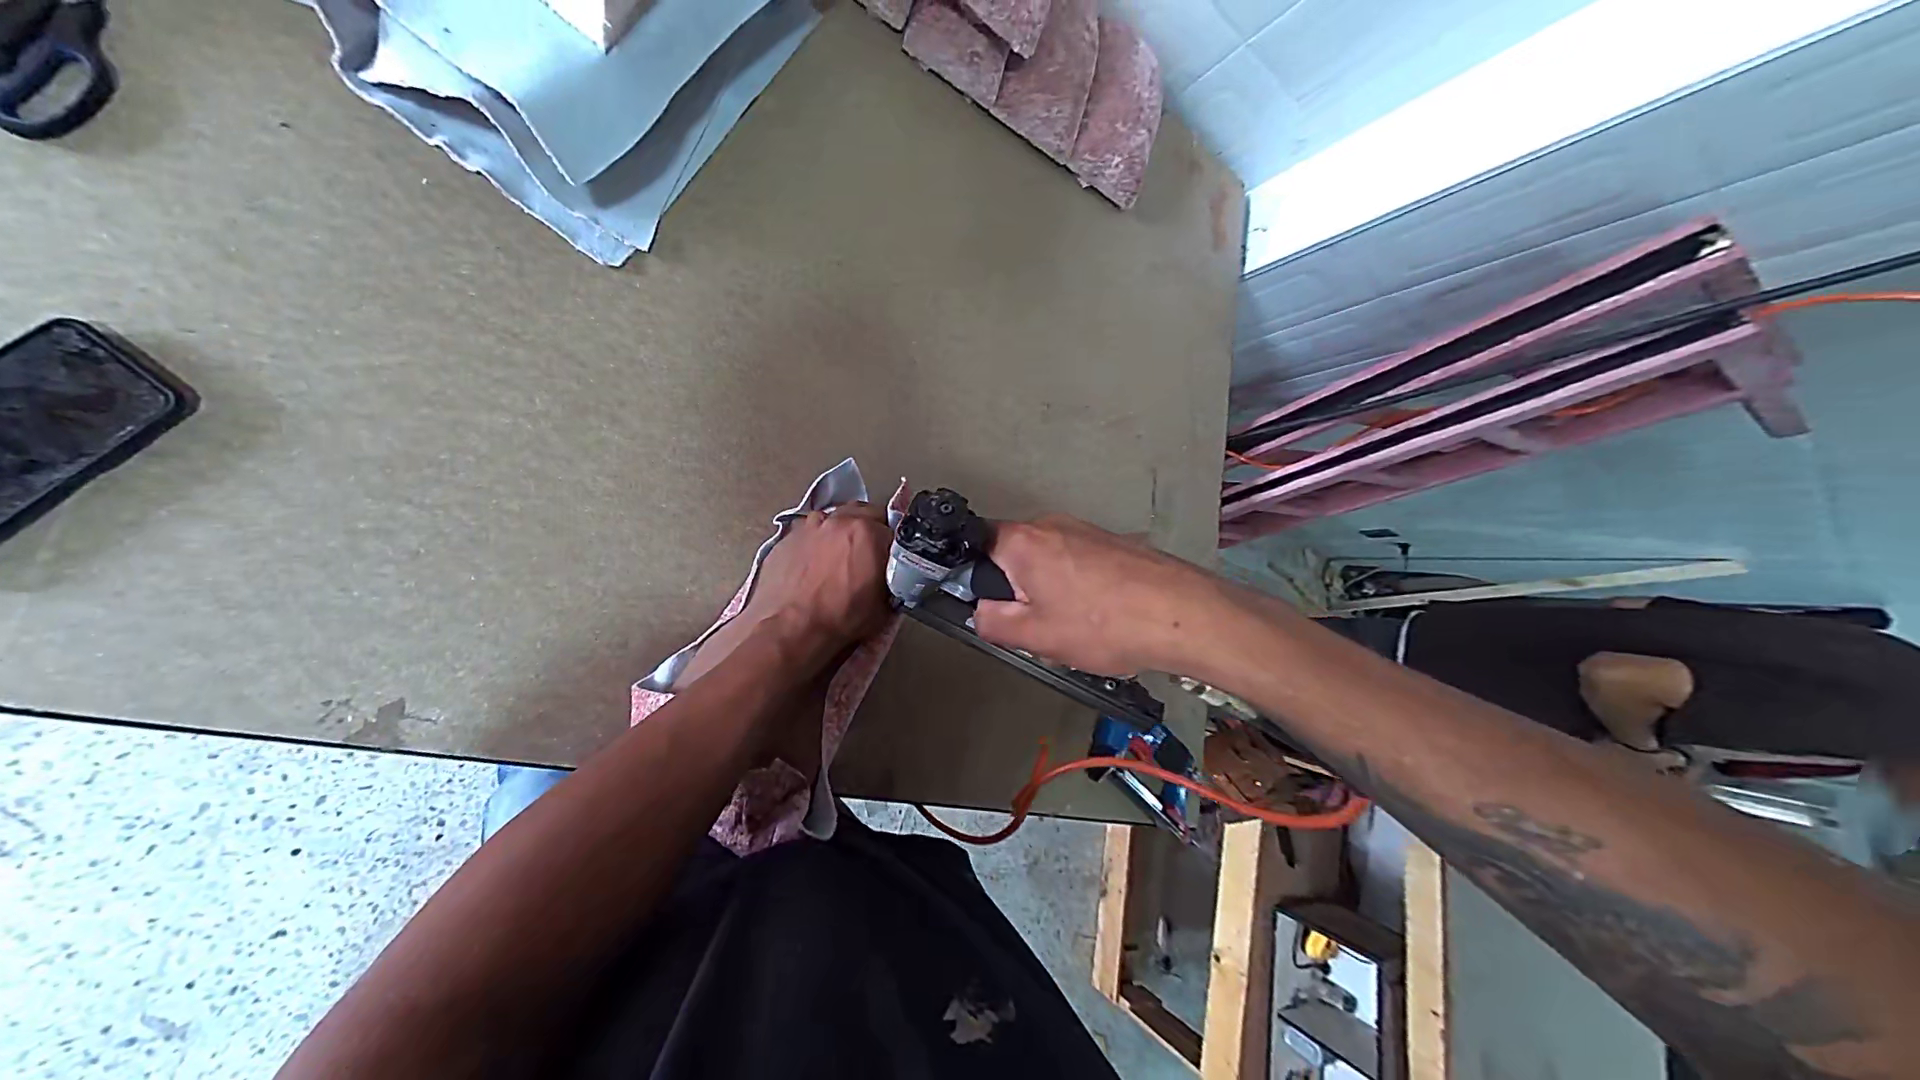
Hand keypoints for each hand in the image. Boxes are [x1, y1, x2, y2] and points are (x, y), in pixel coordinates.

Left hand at [743, 502, 892, 652]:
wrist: (790, 629)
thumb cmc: (835, 618)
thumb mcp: (882, 607)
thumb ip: (891, 582)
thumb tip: (893, 580)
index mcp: (867, 533)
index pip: (892, 528)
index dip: (893, 546)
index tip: (890, 558)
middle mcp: (838, 522)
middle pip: (863, 513)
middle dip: (870, 529)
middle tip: (869, 552)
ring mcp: (810, 527)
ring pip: (834, 519)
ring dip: (841, 532)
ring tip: (840, 558)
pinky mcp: (788, 538)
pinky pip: (808, 533)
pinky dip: (815, 544)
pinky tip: (815, 566)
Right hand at [972, 515, 1221, 675]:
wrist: (1182, 615)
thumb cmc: (1109, 623)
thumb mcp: (1034, 636)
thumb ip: (990, 621)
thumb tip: (981, 612)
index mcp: (1024, 541)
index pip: (975, 545)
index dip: (978, 580)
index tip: (992, 606)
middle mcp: (1053, 525)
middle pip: (1014, 557)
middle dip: (1019, 592)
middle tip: (1037, 626)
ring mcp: (1086, 531)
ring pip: (1048, 564)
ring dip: (1051, 594)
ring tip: (1075, 628)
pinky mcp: (1111, 542)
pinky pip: (1078, 565)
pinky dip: (1080, 591)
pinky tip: (1099, 620)